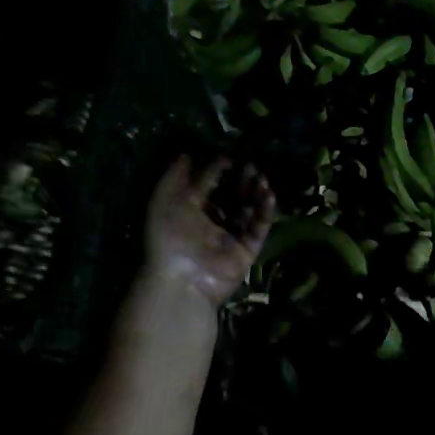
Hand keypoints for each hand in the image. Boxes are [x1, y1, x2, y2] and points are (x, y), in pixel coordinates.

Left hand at [144, 155, 274, 307]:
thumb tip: (187, 154)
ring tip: (262, 178)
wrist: (183, 280)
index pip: (209, 185)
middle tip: (251, 165)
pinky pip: (259, 228)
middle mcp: (212, 222)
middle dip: (241, 180)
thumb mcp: (165, 200)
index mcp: (190, 210)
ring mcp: (231, 237)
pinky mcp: (247, 250)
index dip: (219, 170)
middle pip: (232, 196)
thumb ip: (176, 176)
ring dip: (256, 193)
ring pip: (249, 210)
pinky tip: (269, 195)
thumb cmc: (170, 237)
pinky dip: (265, 212)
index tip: (231, 156)